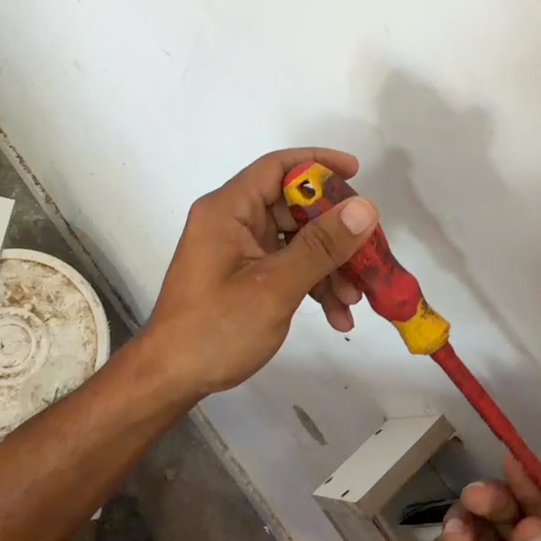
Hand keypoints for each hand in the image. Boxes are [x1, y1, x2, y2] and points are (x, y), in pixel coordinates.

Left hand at [140, 148, 378, 395]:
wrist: (170, 376)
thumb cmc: (216, 328)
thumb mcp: (275, 287)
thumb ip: (321, 246)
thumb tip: (364, 208)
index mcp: (227, 209)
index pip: (277, 167)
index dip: (318, 163)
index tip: (356, 173)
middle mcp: (230, 221)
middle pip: (292, 206)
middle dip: (334, 231)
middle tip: (369, 251)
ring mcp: (236, 249)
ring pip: (294, 240)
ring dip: (328, 266)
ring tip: (355, 298)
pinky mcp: (242, 275)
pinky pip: (285, 266)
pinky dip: (311, 284)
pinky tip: (337, 315)